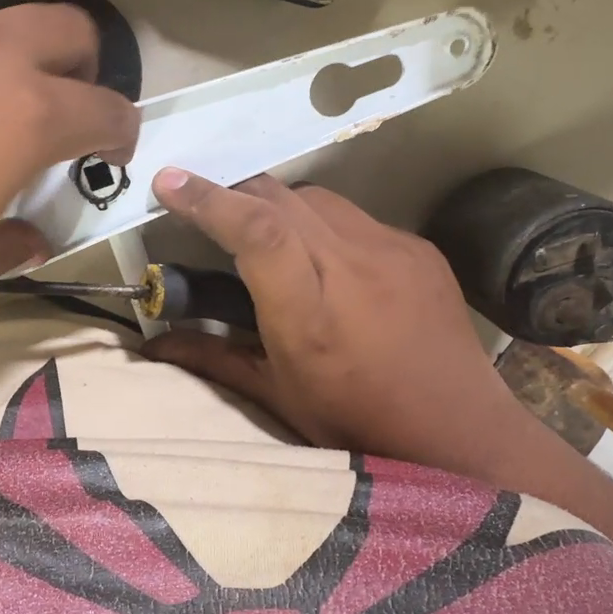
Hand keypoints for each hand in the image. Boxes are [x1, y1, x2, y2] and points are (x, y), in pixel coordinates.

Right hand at [142, 170, 532, 473]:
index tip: (169, 181)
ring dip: (278, 206)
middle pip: (281, 197)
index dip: (211, 200)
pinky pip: (356, 219)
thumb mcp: (278, 397)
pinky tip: (324, 263)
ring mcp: (392, 250)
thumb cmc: (357, 423)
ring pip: (317, 199)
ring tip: (264, 238)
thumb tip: (154, 346)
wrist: (458, 431)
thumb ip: (214, 359)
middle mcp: (353, 267)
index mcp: (309, 313)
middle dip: (235, 192)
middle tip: (206, 207)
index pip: (257, 231)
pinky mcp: (419, 249)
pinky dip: (323, 226)